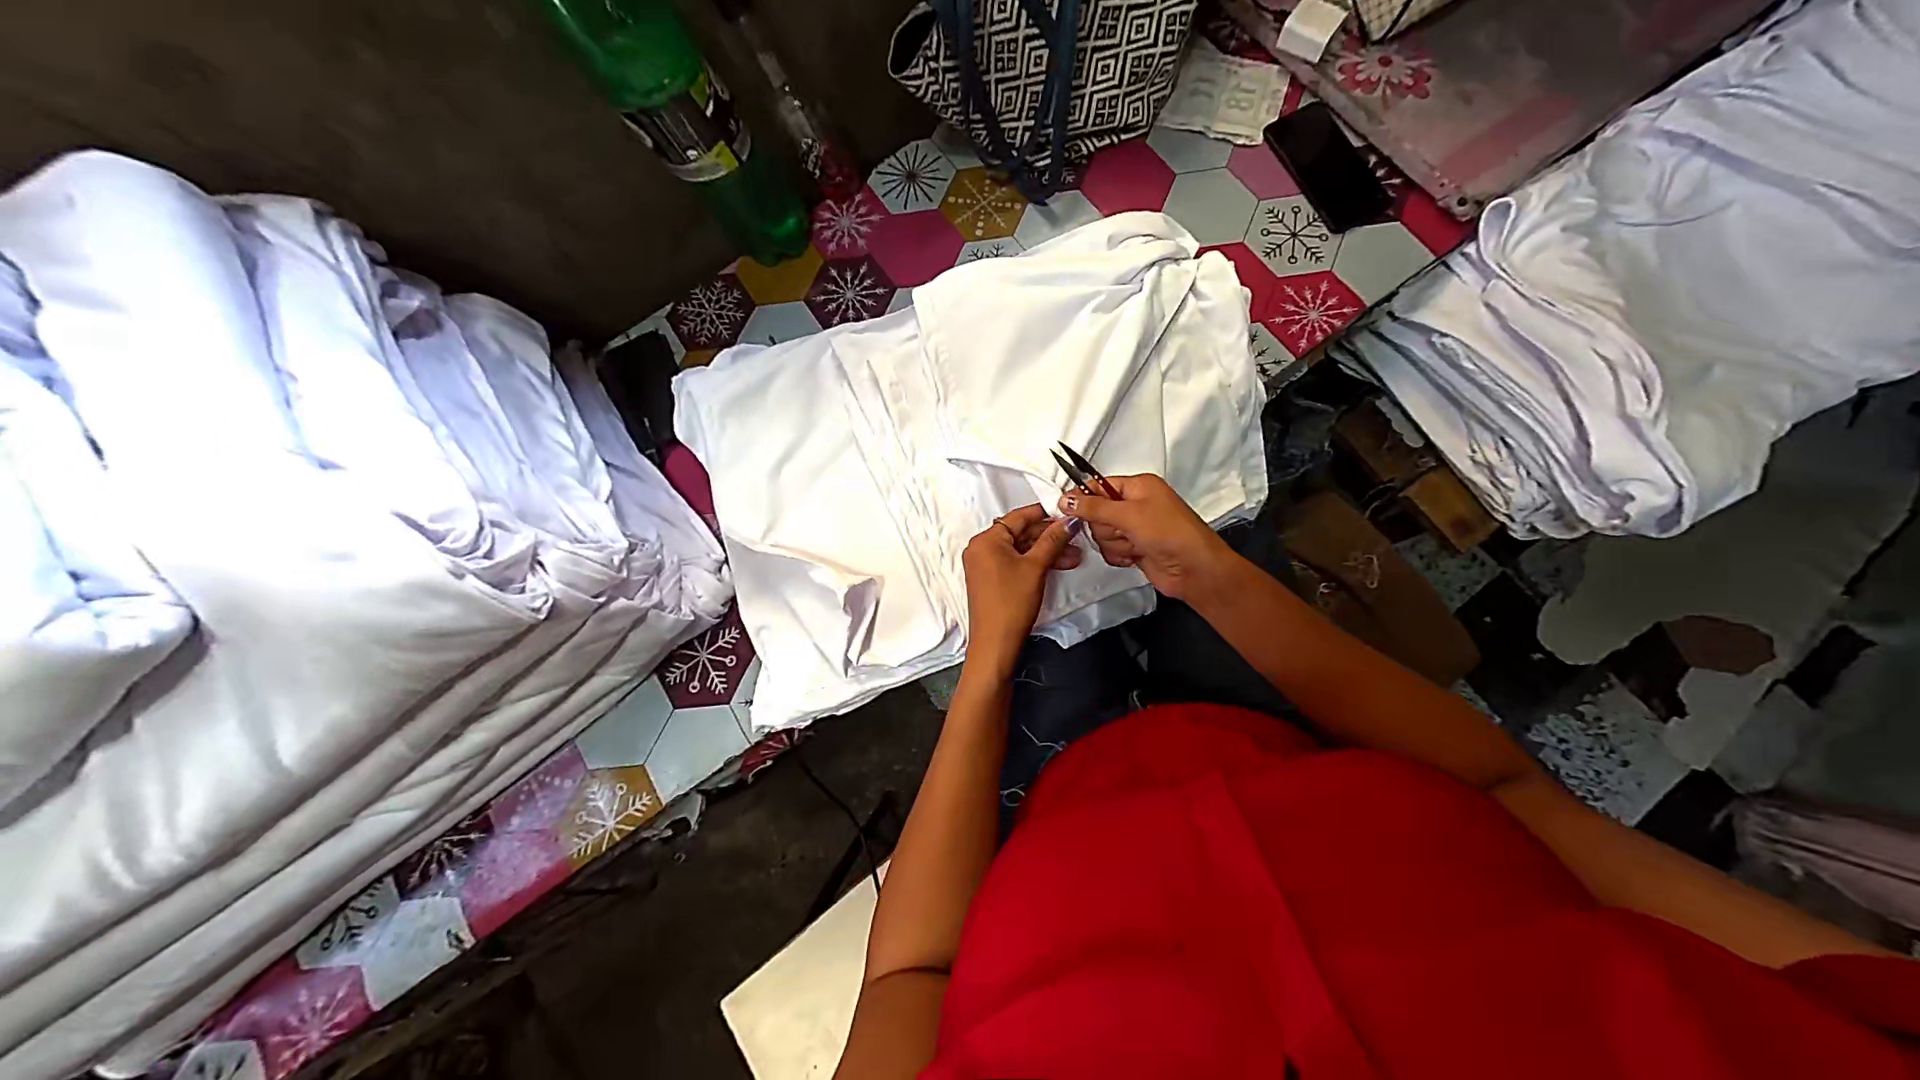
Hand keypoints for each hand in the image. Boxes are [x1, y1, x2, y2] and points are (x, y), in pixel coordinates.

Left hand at [961, 504, 1077, 666]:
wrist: (996, 644)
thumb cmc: (1009, 607)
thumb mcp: (1036, 567)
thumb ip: (1052, 540)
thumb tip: (1065, 523)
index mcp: (985, 540)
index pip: (1019, 516)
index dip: (1045, 513)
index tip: (1065, 512)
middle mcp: (980, 549)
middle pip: (1020, 532)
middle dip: (1049, 536)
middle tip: (1074, 537)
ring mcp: (984, 565)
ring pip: (1020, 549)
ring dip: (1046, 551)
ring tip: (1072, 556)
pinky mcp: (991, 579)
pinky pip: (1015, 562)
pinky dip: (1035, 562)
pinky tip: (1056, 564)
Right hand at [1057, 473, 1236, 601]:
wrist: (1194, 570)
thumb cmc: (1172, 534)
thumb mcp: (1129, 515)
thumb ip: (1093, 507)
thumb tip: (1067, 499)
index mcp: (1139, 486)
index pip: (1099, 485)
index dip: (1084, 497)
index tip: (1069, 508)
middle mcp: (1136, 505)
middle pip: (1096, 513)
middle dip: (1106, 527)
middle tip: (1123, 530)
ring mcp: (1135, 528)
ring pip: (1101, 534)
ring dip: (1114, 543)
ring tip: (1134, 545)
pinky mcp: (1134, 548)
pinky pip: (1110, 550)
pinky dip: (1119, 555)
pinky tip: (1134, 556)